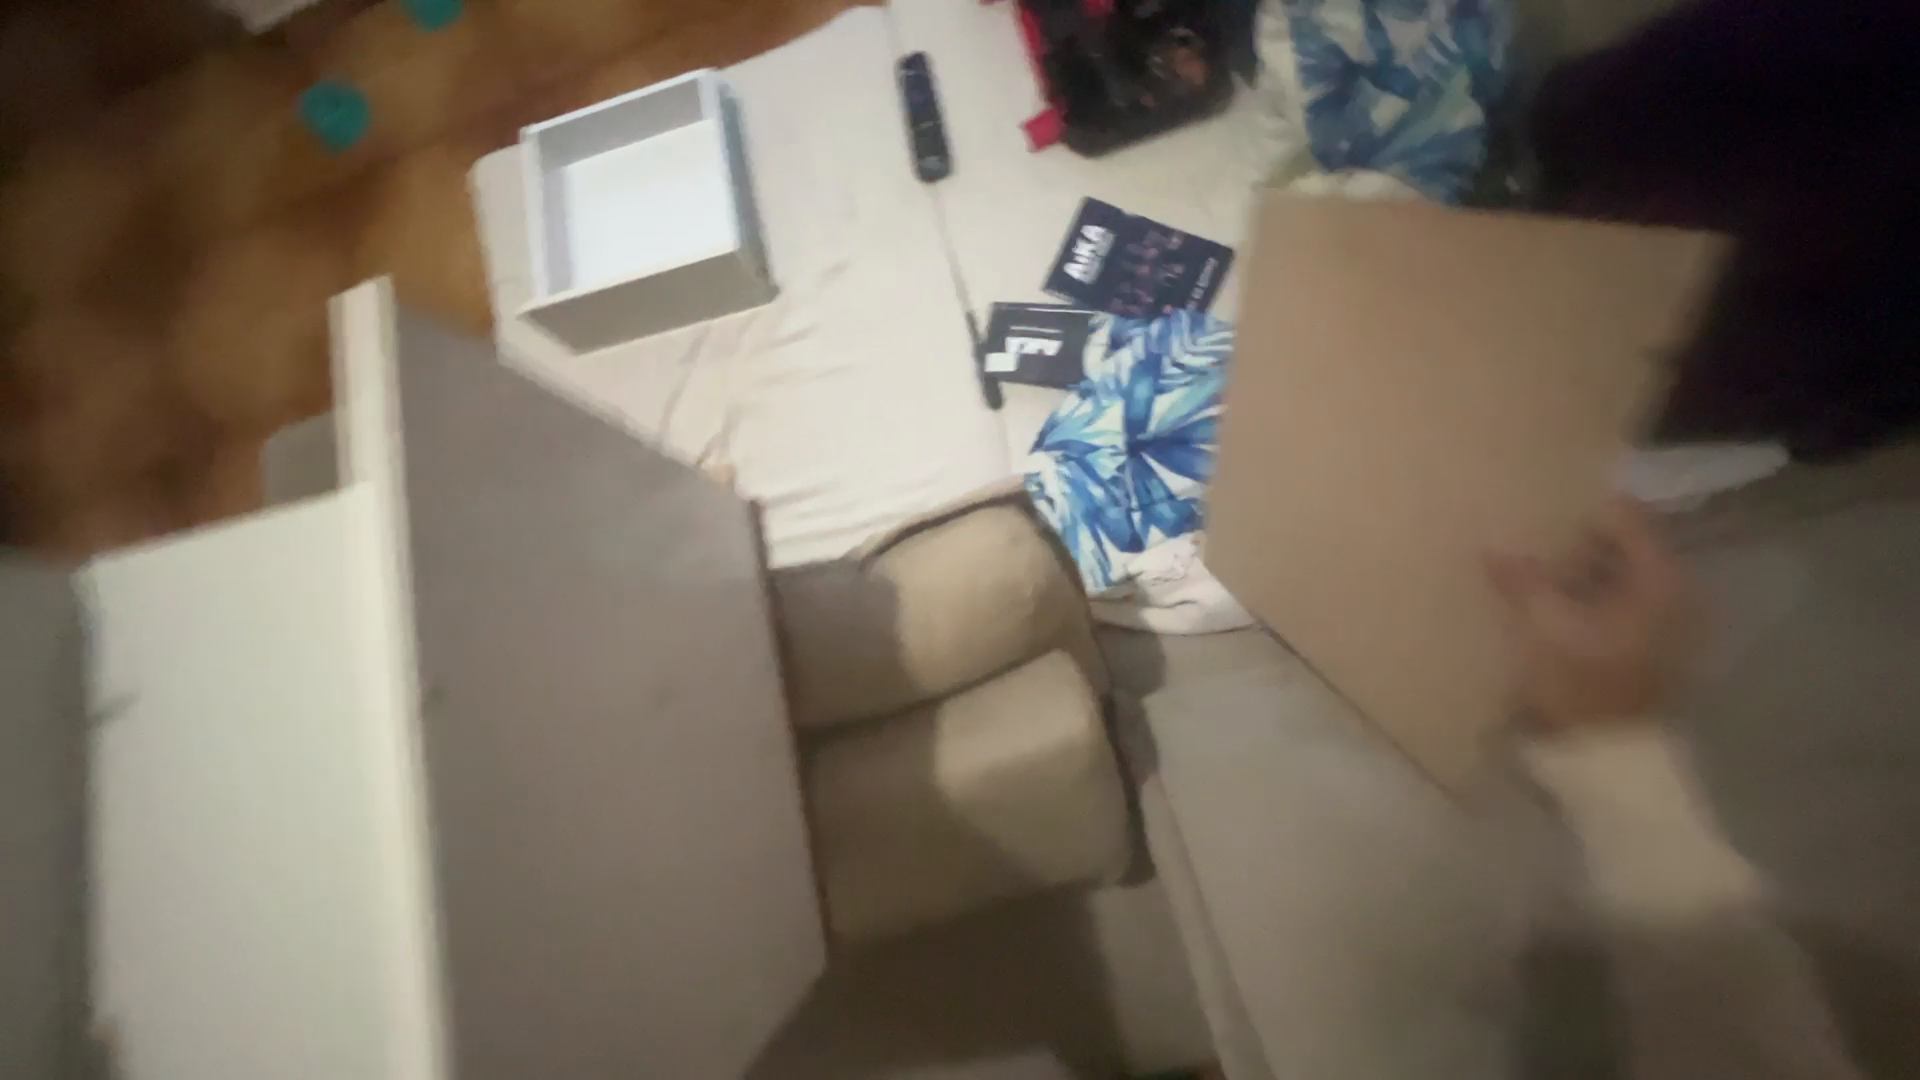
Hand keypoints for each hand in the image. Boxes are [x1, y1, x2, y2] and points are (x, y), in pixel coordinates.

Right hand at [1486, 497, 1695, 731]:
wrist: (1601, 752)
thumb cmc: (1583, 681)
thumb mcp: (1546, 625)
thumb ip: (1524, 581)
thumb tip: (1495, 549)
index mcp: (1661, 584)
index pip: (1629, 522)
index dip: (1590, 504)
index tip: (1548, 491)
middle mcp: (1668, 598)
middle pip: (1620, 549)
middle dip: (1574, 536)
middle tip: (1527, 521)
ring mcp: (1653, 625)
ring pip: (1607, 577)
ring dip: (1569, 566)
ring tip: (1523, 554)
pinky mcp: (1632, 647)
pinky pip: (1601, 603)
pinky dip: (1572, 593)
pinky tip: (1535, 593)